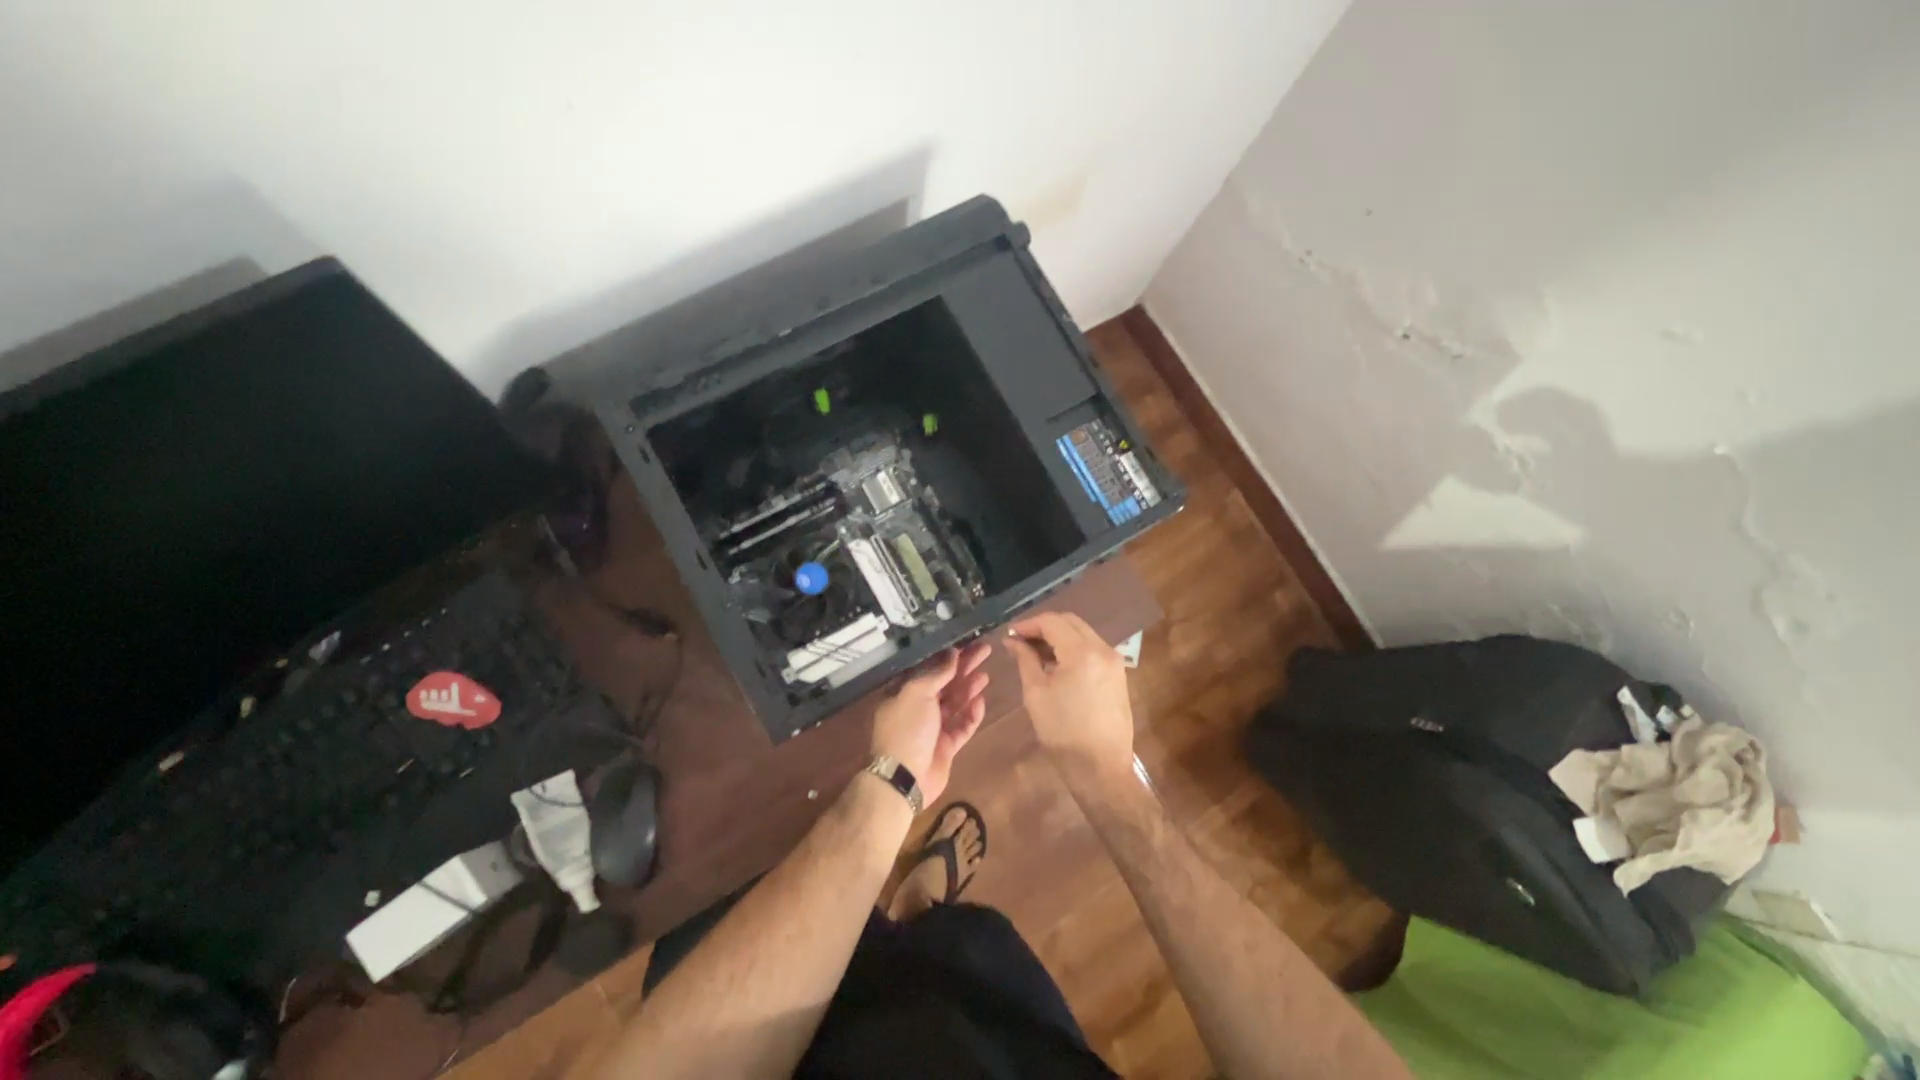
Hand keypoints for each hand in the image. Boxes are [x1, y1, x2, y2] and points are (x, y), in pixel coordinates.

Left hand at [870, 641, 990, 803]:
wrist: (904, 778)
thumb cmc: (907, 729)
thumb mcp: (917, 693)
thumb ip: (936, 673)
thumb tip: (952, 653)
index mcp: (904, 693)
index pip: (928, 668)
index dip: (948, 655)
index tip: (967, 642)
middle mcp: (917, 708)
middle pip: (944, 683)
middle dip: (963, 667)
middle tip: (984, 651)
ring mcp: (932, 728)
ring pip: (954, 703)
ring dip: (968, 688)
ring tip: (985, 675)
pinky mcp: (946, 746)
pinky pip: (962, 726)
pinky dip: (971, 714)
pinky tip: (981, 702)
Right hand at [1004, 612, 1134, 788]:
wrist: (1100, 767)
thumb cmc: (1062, 732)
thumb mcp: (1036, 694)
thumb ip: (1025, 660)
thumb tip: (1013, 641)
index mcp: (1082, 653)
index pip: (1053, 622)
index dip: (1029, 624)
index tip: (1011, 635)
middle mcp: (1104, 650)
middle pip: (1071, 622)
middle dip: (1045, 627)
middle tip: (1022, 642)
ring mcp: (1115, 662)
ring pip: (1084, 634)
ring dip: (1060, 637)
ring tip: (1037, 654)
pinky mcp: (1118, 675)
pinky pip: (1093, 650)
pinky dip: (1074, 649)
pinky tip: (1058, 666)